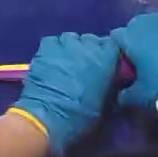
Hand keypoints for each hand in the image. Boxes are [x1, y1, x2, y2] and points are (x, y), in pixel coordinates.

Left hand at [9, 31, 119, 156]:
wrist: (48, 118)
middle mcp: (87, 47)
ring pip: (70, 38)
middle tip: (83, 65)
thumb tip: (112, 81)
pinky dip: (53, 48)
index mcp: (107, 60)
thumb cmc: (81, 116)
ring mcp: (65, 45)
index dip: (106, 54)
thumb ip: (111, 86)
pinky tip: (51, 60)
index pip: (112, 45)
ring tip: (65, 61)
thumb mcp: (106, 104)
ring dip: (70, 47)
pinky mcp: (45, 48)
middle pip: (90, 40)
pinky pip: (52, 41)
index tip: (103, 63)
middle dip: (88, 50)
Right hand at [111, 5, 157, 110]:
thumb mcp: (136, 97)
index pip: (117, 35)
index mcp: (132, 40)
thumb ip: (124, 93)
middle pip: (136, 23)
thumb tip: (120, 94)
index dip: (119, 45)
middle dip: (136, 34)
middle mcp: (150, 26)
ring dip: (156, 26)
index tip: (123, 56)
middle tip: (140, 50)